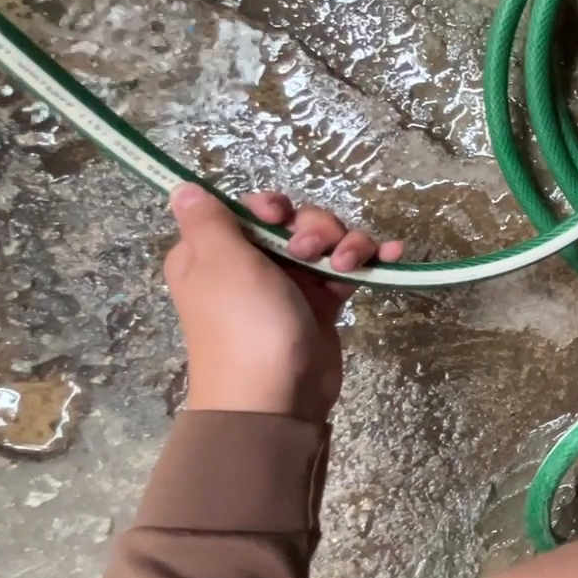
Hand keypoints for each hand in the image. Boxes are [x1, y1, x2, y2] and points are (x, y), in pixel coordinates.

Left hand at [162, 183, 401, 421]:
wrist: (277, 390)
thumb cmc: (244, 323)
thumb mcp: (221, 264)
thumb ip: (208, 221)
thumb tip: (183, 187)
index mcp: (216, 252)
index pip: (252, 209)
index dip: (275, 208)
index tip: (283, 218)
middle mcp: (253, 262)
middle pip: (299, 221)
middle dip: (321, 228)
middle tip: (317, 253)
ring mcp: (293, 282)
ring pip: (332, 242)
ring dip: (353, 244)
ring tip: (355, 267)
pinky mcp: (326, 300)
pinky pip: (355, 267)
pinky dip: (375, 259)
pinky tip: (394, 254)